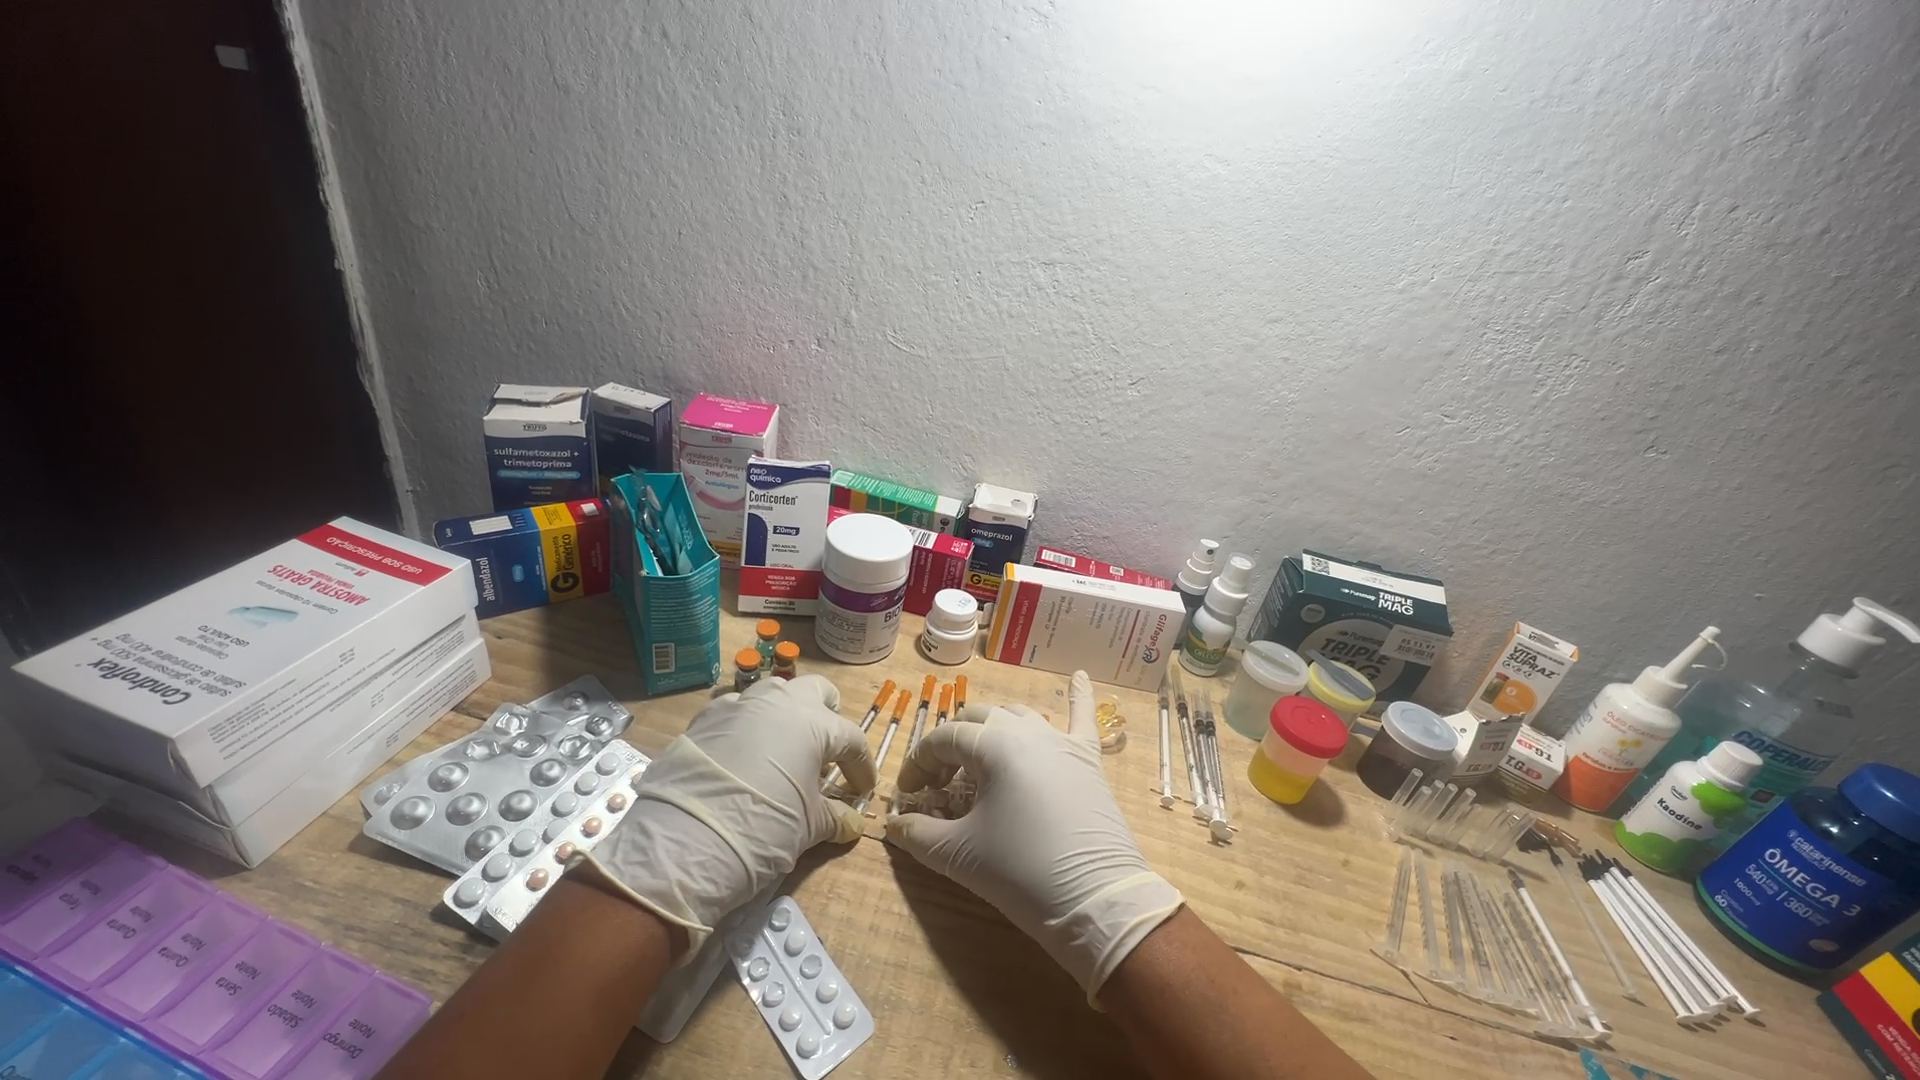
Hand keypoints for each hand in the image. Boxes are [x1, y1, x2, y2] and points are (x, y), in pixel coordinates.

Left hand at [580, 675, 875, 955]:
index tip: (861, 792)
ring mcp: (738, 706)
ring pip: (772, 692)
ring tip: (783, 750)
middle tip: (826, 754)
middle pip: (815, 692)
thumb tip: (852, 823)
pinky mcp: (703, 720)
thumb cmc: (764, 828)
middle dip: (827, 716)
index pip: (851, 739)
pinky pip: (734, 711)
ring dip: (784, 714)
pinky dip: (745, 727)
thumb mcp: (808, 827)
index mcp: (813, 723)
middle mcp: (778, 703)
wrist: (687, 841)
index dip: (861, 767)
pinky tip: (741, 757)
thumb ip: (834, 818)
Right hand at [885, 670, 1182, 1001]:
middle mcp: (1027, 730)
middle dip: (952, 746)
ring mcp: (1061, 741)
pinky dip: (1079, 695)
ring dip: (992, 729)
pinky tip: (1079, 674)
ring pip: (1017, 716)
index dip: (918, 765)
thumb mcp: (957, 855)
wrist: (1093, 899)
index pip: (943, 740)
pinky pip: (1083, 718)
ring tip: (978, 758)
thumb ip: (917, 833)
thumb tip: (894, 824)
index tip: (908, 796)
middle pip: (977, 719)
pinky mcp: (1089, 760)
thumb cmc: (1020, 871)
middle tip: (940, 784)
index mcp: (993, 744)